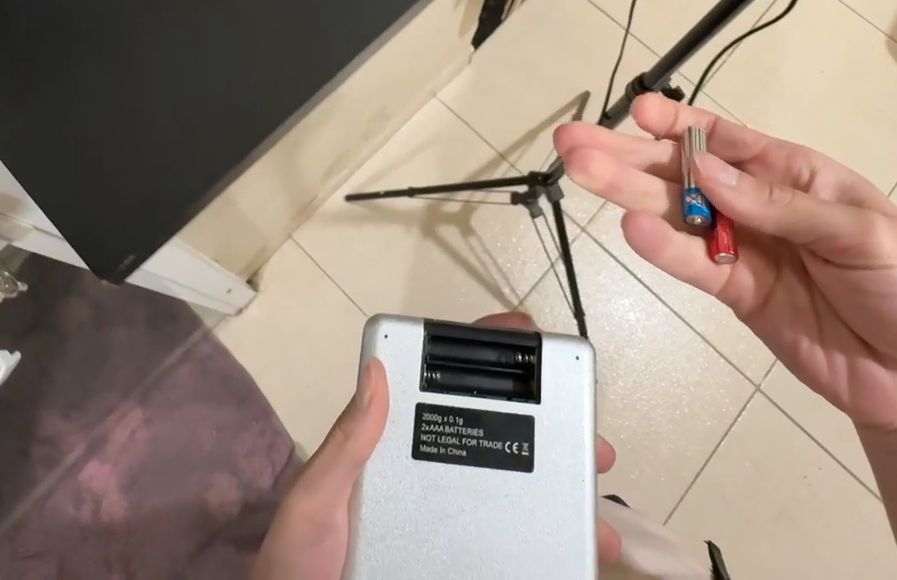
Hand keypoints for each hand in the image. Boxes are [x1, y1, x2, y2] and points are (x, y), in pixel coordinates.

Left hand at [252, 312, 621, 578]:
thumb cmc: (299, 569)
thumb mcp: (316, 503)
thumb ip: (345, 445)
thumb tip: (376, 369)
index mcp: (389, 447)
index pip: (438, 386)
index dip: (482, 356)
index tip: (524, 339)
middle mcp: (424, 477)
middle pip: (493, 433)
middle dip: (548, 424)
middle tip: (587, 434)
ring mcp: (445, 524)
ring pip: (514, 490)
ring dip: (560, 484)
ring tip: (596, 491)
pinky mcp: (462, 563)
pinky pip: (514, 547)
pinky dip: (552, 543)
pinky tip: (581, 546)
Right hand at [555, 94, 896, 434]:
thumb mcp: (860, 233)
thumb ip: (779, 204)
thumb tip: (705, 173)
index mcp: (790, 174)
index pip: (721, 139)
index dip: (676, 123)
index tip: (637, 112)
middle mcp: (754, 203)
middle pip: (680, 173)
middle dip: (627, 155)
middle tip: (572, 142)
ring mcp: (740, 247)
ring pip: (673, 213)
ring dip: (626, 192)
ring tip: (581, 173)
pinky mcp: (733, 291)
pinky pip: (692, 264)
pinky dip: (663, 249)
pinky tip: (631, 230)